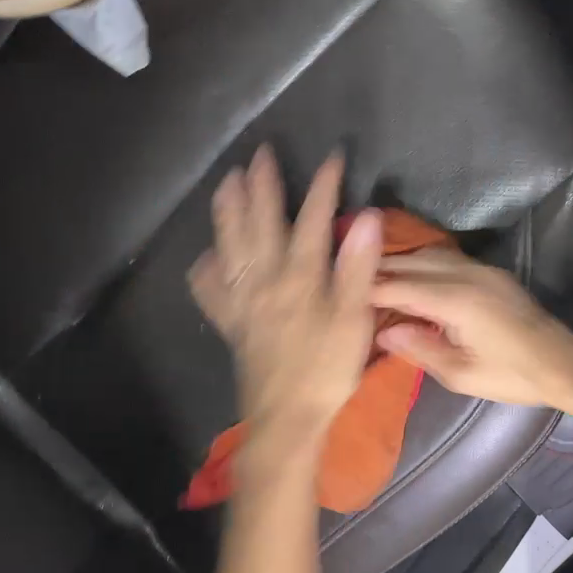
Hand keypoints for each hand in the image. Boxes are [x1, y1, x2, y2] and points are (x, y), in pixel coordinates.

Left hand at [188, 148, 381, 433]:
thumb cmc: (327, 369)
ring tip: (226, 181)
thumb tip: (366, 217)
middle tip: (259, 154)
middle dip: (261, 185)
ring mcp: (243, 301)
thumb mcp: (354, 319)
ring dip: (228, 209)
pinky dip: (206, 266)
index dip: (321, 186)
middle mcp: (265, 280)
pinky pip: (211, 288)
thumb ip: (357, 267)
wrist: (287, 418)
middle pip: (259, 223)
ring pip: (229, 245)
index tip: (330, 157)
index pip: (312, 220)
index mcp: (300, 276)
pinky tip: (208, 256)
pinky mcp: (232, 323)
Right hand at [369, 247, 572, 408]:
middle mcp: (468, 275)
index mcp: (457, 300)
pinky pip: (449, 260)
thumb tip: (385, 333)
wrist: (563, 363)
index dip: (369, 289)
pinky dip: (424, 265)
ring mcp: (483, 271)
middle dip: (380, 270)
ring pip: (431, 255)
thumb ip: (420, 349)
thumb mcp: (461, 374)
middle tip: (349, 281)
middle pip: (413, 262)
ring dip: (402, 264)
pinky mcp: (494, 274)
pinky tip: (413, 280)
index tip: (342, 294)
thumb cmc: (513, 376)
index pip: (400, 286)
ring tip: (375, 279)